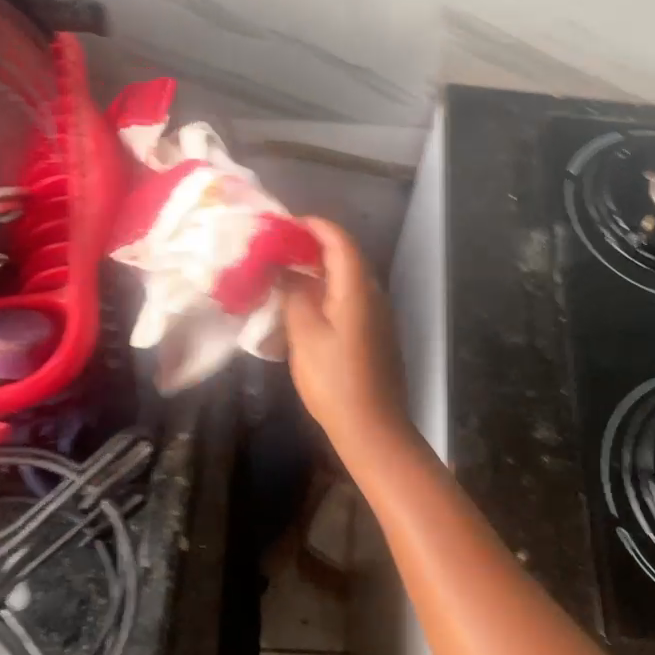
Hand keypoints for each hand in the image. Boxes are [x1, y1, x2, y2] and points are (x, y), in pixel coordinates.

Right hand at [281, 218, 412, 447]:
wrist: (372, 428)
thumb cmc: (334, 380)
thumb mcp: (304, 336)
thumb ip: (294, 297)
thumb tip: (286, 274)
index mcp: (357, 289)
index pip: (339, 241)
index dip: (313, 226)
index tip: (284, 225)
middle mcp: (373, 295)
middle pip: (345, 257)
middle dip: (312, 248)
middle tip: (277, 250)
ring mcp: (377, 316)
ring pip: (347, 280)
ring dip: (317, 273)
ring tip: (283, 276)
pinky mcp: (375, 335)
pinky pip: (350, 300)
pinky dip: (326, 294)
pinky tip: (302, 308)